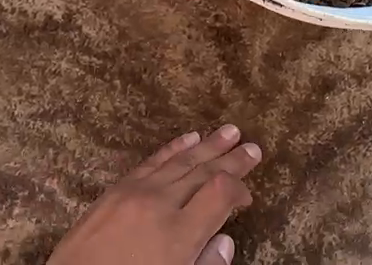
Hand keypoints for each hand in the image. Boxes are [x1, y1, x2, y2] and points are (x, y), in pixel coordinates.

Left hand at [49, 124, 262, 264]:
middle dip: (231, 159)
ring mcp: (136, 192)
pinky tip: (189, 137)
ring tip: (230, 131)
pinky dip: (173, 147)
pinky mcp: (116, 189)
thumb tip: (225, 241)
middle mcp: (160, 204)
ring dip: (208, 144)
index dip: (239, 190)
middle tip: (255, 147)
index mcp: (178, 235)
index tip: (248, 198)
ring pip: (180, 160)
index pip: (219, 194)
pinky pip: (152, 160)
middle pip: (203, 172)